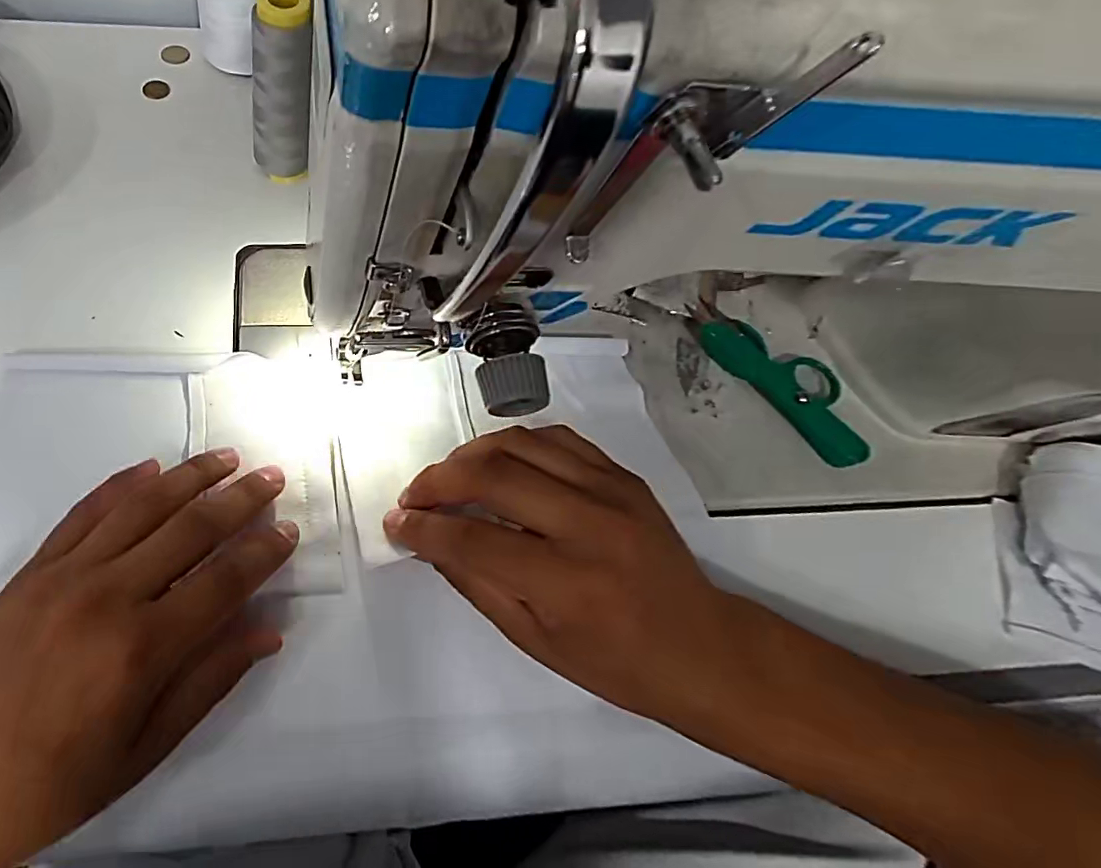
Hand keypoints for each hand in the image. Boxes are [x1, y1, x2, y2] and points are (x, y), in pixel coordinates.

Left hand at [0, 449, 297, 867]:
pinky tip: (150, 468)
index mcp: (142, 648)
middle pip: (189, 528)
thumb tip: (266, 631)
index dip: (263, 552)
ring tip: (224, 458)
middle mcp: (108, 595)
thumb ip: (210, 681)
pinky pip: (85, 511)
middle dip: (238, 498)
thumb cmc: (55, 782)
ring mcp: (66, 574)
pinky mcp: (33, 569)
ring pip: (141, 506)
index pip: (223, 580)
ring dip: (189, 476)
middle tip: (271, 475)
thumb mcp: (145, 749)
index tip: (288, 530)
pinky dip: (122, 484)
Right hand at [386, 425, 752, 726]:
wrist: (704, 647)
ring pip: (518, 443)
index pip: (472, 540)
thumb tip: (429, 541)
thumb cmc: (617, 662)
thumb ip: (476, 583)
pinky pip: (554, 438)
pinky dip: (513, 444)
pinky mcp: (621, 475)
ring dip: (469, 455)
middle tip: (413, 498)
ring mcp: (610, 491)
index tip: (396, 523)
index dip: (422, 529)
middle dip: (436, 482)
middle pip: (491, 475)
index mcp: (568, 583)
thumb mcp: (535, 640)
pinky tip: (497, 463)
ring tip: (448, 478)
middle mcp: (590, 526)